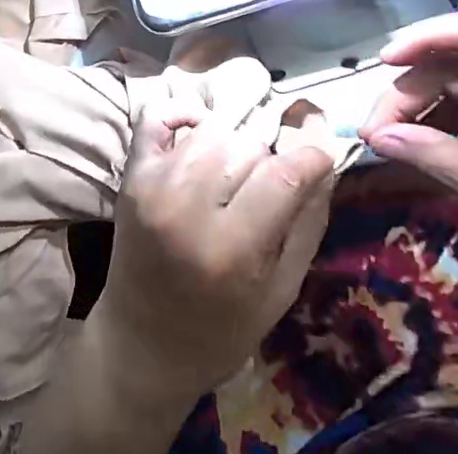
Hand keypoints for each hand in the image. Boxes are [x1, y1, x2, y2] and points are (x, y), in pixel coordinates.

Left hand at [89, 98, 335, 397]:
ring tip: (238, 168)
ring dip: (233, 141)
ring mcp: (153, 186)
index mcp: (231, 248)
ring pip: (210, 129)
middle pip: (246, 145)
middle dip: (269, 156)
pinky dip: (181, 113)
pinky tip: (200, 127)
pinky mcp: (131, 176)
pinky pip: (156, 118)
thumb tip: (326, 165)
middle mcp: (187, 208)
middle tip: (271, 179)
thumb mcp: (281, 292)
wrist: (143, 344)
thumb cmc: (221, 330)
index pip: (282, 174)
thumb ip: (307, 224)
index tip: (319, 161)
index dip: (311, 159)